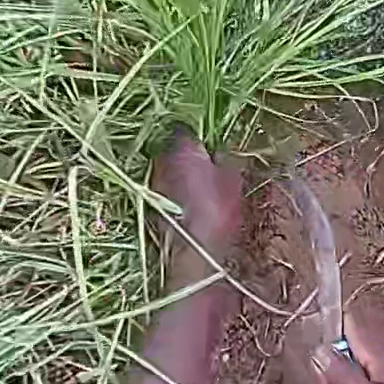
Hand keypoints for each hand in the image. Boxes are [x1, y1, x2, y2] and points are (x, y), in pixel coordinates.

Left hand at [150, 131, 241, 282]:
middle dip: (189, 156)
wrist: (194, 252)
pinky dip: (176, 195)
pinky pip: (166, 192)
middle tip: (210, 169)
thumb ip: (225, 157)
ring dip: (181, 176)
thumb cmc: (217, 210)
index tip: (212, 148)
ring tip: (202, 191)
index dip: (200, 138)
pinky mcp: (150, 206)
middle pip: (174, 150)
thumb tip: (219, 150)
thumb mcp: (232, 179)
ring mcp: (152, 185)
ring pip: (168, 171)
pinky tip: (191, 207)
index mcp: (181, 149)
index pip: (186, 131)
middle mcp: (160, 162)